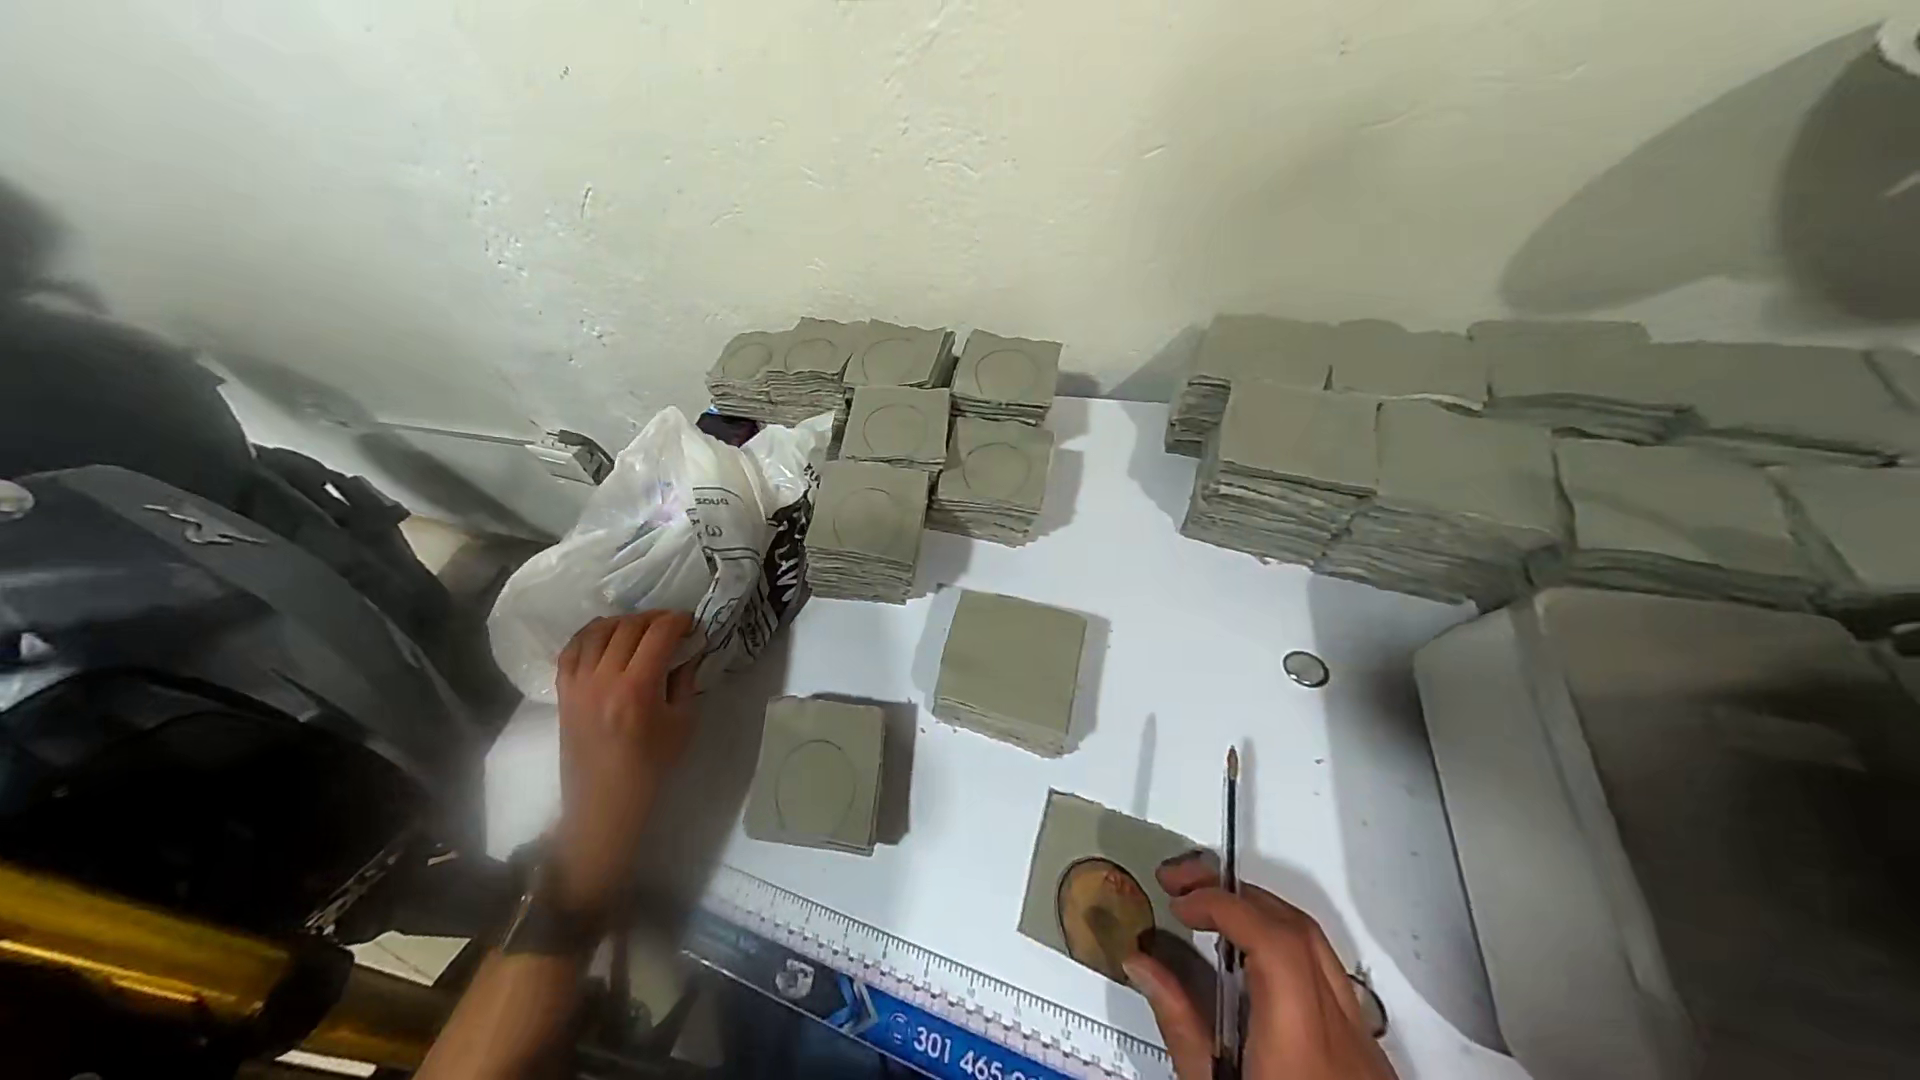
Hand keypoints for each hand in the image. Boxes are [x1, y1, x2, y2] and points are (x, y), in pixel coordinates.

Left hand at [550, 611, 699, 921]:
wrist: (604, 802)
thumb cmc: (651, 767)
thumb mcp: (683, 723)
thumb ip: (685, 681)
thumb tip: (688, 651)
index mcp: (637, 689)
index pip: (658, 635)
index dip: (678, 621)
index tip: (691, 622)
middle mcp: (603, 680)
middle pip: (629, 627)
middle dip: (655, 618)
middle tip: (671, 624)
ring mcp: (578, 684)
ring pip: (598, 631)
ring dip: (624, 622)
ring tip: (640, 628)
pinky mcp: (563, 692)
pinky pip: (572, 649)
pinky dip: (591, 634)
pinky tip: (607, 636)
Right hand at [1123, 852, 1396, 1079]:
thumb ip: (1179, 1022)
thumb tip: (1141, 961)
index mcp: (1300, 1044)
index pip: (1271, 939)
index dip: (1221, 903)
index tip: (1180, 903)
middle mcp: (1342, 1033)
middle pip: (1296, 928)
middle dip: (1234, 893)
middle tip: (1183, 888)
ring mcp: (1364, 1042)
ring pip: (1317, 944)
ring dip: (1259, 912)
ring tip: (1210, 911)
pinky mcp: (1369, 1054)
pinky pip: (1327, 973)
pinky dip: (1282, 944)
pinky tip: (1250, 960)